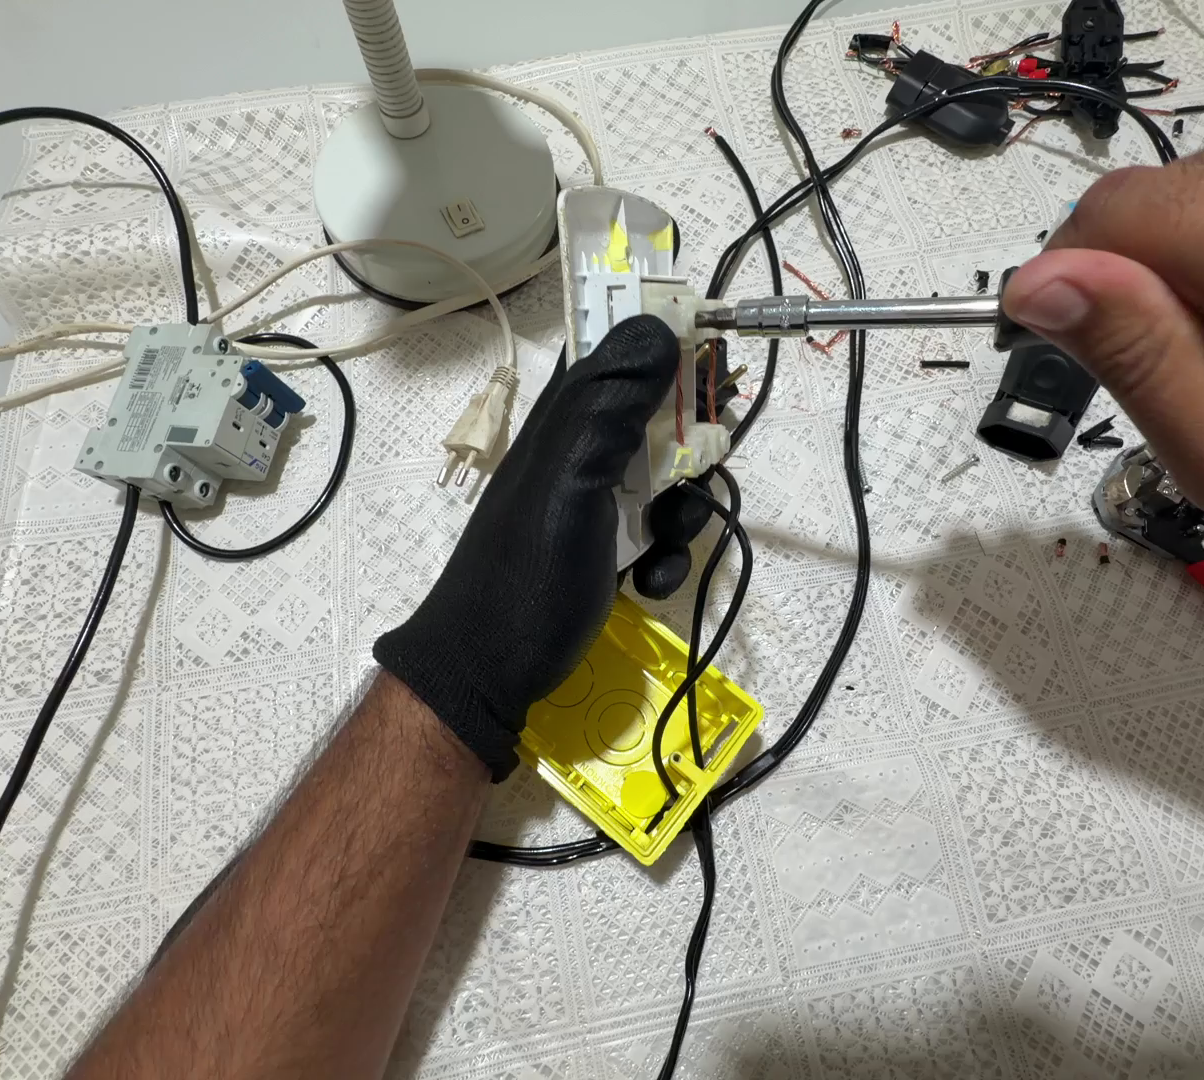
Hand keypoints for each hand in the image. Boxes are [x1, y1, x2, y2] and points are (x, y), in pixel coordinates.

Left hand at [375, 316, 680, 778]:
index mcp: (569, 420)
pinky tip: (648, 583)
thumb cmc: (528, 574)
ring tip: (663, 545)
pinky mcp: (610, 548)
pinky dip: (666, 558)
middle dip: (691, 450)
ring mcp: (598, 503)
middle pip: (660, 419)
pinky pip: (659, 536)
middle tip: (694, 475)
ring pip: (670, 482)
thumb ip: (609, 407)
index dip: (668, 348)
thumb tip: (657, 327)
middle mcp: (585, 451)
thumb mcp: (569, 482)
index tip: (711, 366)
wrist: (491, 669)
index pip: (622, 352)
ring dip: (682, 515)